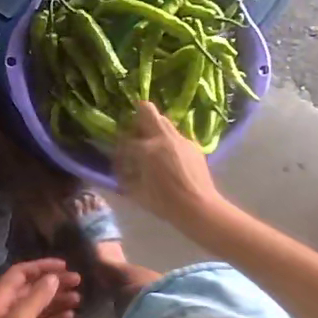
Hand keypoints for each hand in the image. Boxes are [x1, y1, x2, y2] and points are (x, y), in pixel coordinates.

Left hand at [0, 259, 81, 317]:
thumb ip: (36, 298)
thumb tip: (52, 278)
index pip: (19, 274)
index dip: (41, 267)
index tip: (65, 266)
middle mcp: (4, 312)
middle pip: (31, 290)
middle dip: (53, 284)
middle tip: (78, 282)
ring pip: (38, 309)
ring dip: (57, 302)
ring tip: (79, 299)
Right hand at [112, 102, 227, 229]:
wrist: (198, 207)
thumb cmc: (165, 203)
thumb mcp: (137, 192)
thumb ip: (126, 177)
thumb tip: (123, 169)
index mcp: (146, 150)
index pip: (126, 141)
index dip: (119, 149)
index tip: (119, 157)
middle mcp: (163, 138)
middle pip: (147, 111)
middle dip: (137, 114)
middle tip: (135, 129)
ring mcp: (180, 140)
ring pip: (164, 121)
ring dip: (154, 127)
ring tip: (152, 144)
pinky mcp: (193, 146)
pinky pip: (177, 137)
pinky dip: (169, 142)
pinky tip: (170, 158)